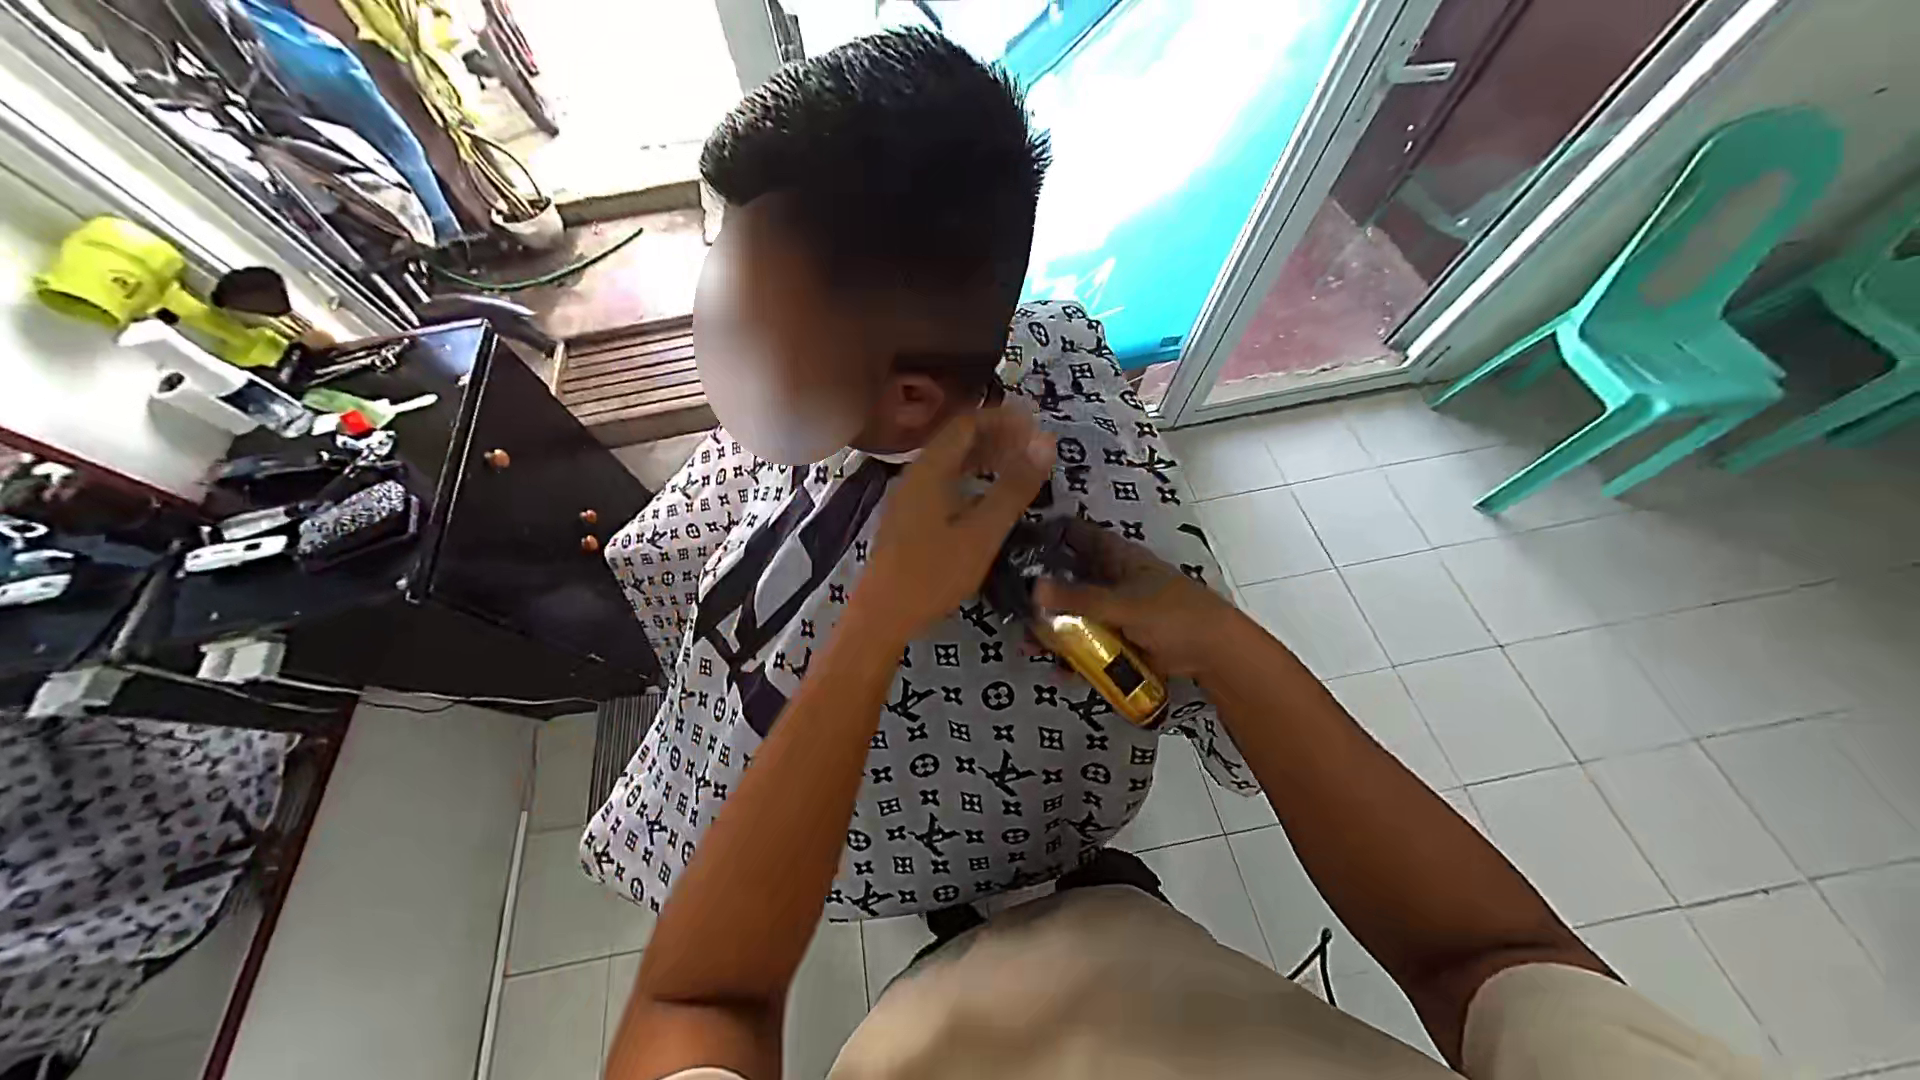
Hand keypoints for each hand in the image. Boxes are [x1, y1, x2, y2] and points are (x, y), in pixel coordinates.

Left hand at [849, 406, 1054, 646]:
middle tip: (1033, 447)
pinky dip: (970, 479)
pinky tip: (987, 498)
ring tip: (1017, 467)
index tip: (1036, 426)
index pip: (967, 423)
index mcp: (930, 470)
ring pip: (950, 463)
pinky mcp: (909, 518)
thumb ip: (1014, 487)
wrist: (882, 616)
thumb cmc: (933, 575)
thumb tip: (1046, 442)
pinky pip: (943, 483)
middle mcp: (915, 475)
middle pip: (957, 440)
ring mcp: (909, 497)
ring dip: (984, 458)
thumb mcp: (982, 533)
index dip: (1003, 419)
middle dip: (996, 436)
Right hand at [1034, 522, 1244, 678]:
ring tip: (1028, 645)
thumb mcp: (1122, 604)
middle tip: (1010, 605)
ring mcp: (1111, 608)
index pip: (1075, 533)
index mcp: (1115, 556)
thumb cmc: (1173, 614)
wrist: (1212, 653)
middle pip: (1066, 577)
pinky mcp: (1116, 636)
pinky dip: (1072, 653)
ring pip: (1072, 612)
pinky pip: (1086, 640)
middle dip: (1039, 591)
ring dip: (1052, 628)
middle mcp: (1109, 577)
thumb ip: (1079, 598)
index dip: (1047, 533)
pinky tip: (1056, 667)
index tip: (1014, 543)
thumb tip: (1033, 588)